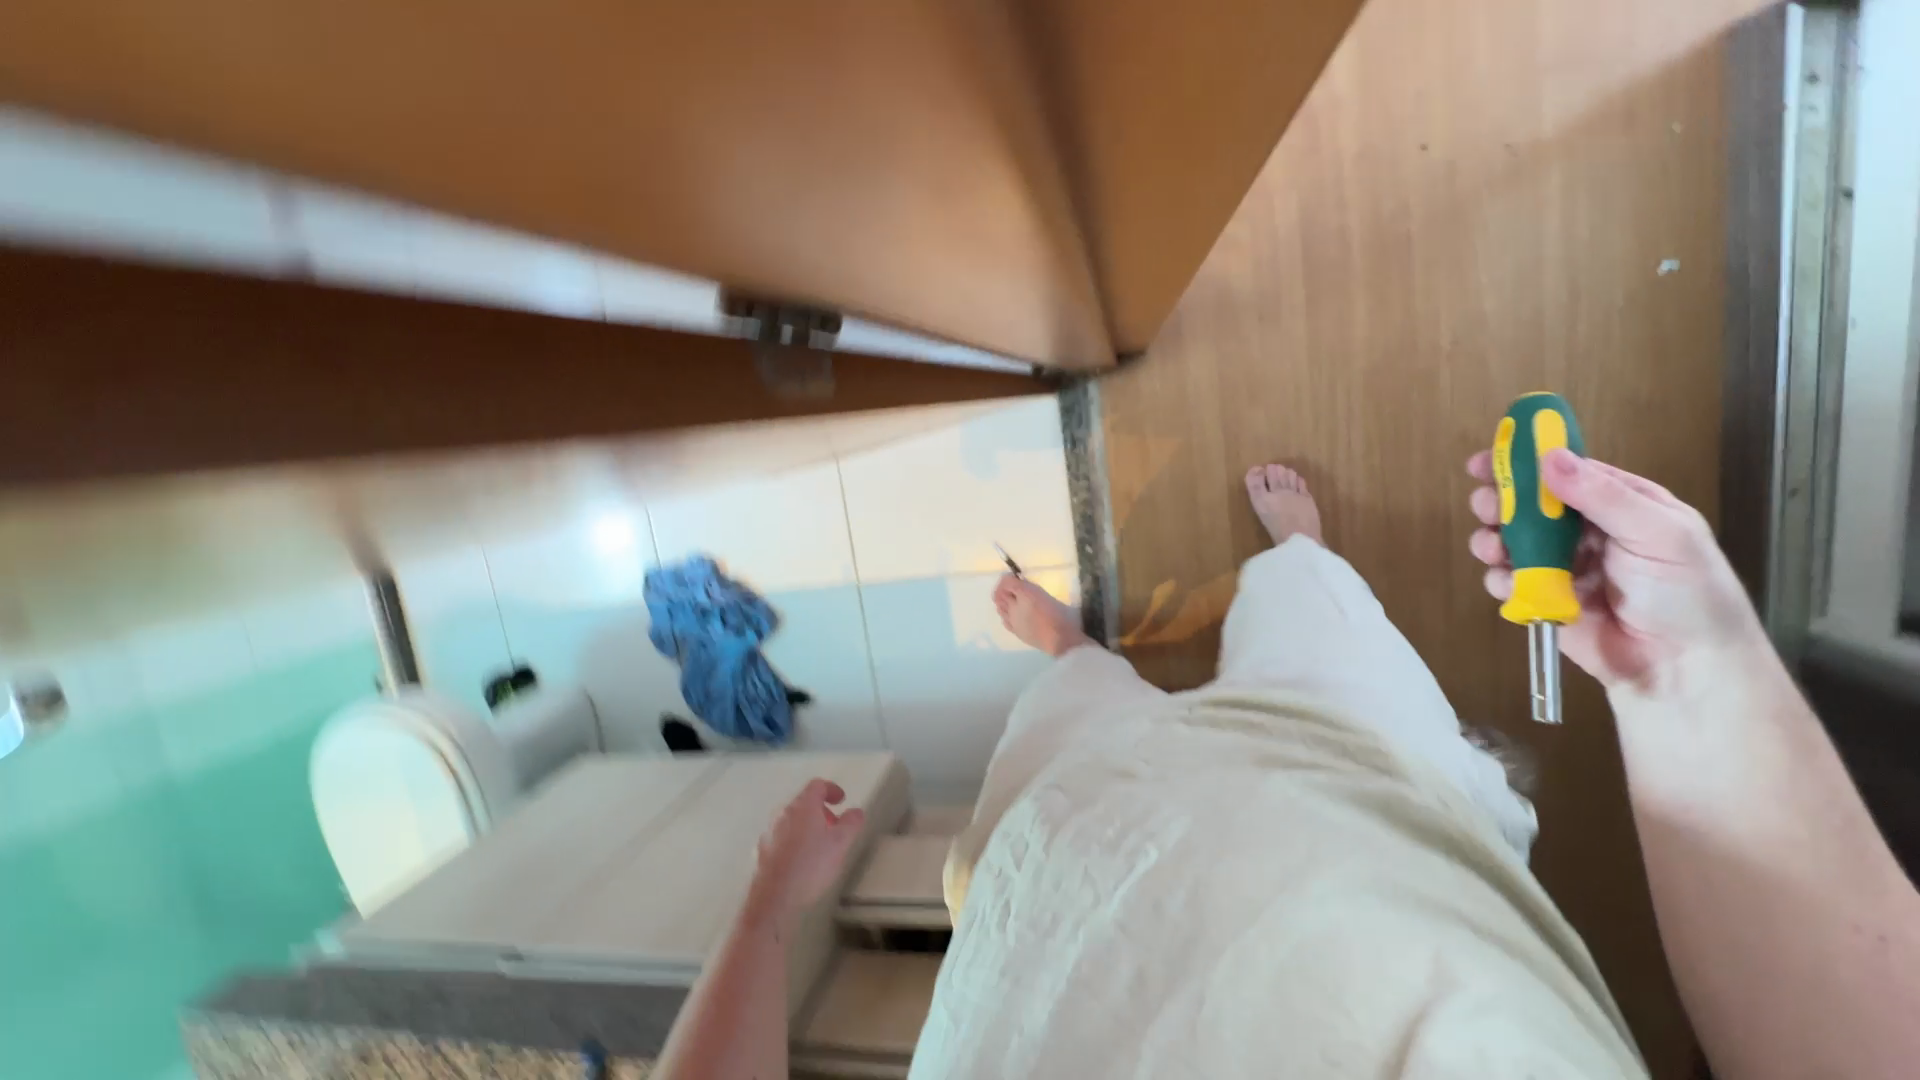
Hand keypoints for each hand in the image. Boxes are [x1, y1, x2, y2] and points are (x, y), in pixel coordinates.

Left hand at [752, 778, 866, 919]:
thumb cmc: (811, 866)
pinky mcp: (760, 851)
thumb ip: (851, 823)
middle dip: (821, 810)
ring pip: (790, 820)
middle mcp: (782, 813)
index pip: (817, 785)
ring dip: (806, 826)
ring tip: (818, 846)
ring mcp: (768, 832)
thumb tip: (856, 811)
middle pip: (803, 802)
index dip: (832, 789)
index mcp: (802, 806)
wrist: (774, 899)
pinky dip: (793, 840)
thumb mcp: (840, 844)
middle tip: (833, 827)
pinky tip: (800, 861)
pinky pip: (780, 837)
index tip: (842, 801)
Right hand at [1465, 448, 1760, 692]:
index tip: (1488, 458)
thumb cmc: (1687, 594)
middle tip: (1486, 507)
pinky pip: (1507, 580)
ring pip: (1509, 541)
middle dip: (1499, 502)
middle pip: (1527, 504)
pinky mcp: (1543, 597)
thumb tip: (1549, 456)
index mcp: (1619, 504)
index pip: (1566, 470)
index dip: (1525, 461)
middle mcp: (1586, 530)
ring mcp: (1562, 565)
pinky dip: (1501, 580)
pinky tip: (1511, 586)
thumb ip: (1602, 496)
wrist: (1683, 669)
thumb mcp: (1658, 535)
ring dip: (1492, 541)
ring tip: (1493, 550)